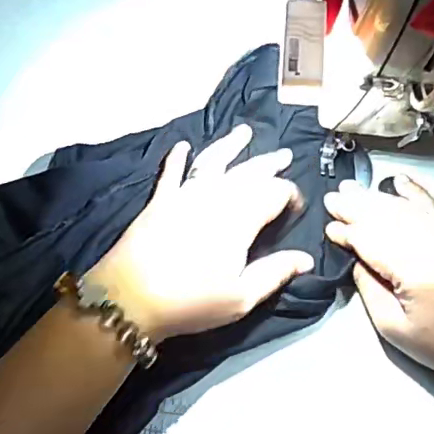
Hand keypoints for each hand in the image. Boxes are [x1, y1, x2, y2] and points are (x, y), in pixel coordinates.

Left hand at [86, 124, 312, 341]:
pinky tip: (183, 147)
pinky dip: (178, 158)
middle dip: (270, 164)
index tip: (297, 207)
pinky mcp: (159, 200)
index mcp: (241, 219)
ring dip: (230, 145)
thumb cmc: (190, 301)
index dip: (290, 195)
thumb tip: (305, 259)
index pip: (274, 194)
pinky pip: (172, 172)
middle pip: (249, 172)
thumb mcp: (241, 297)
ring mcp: (186, 195)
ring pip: (213, 161)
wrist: (128, 300)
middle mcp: (216, 197)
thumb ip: (275, 273)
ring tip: (244, 132)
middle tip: (285, 157)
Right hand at [323, 176, 433, 403]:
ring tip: (353, 190)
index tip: (329, 228)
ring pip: (408, 207)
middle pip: (388, 216)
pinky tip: (399, 182)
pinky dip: (415, 193)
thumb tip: (356, 257)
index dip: (348, 232)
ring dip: (379, 198)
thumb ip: (370, 286)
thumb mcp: (394, 327)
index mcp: (418, 270)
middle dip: (358, 206)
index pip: (372, 239)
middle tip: (333, 199)